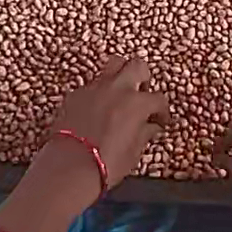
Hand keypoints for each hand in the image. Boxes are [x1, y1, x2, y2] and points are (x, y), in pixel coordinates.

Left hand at [17, 56, 169, 217]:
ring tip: (120, 94)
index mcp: (137, 103)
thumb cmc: (106, 162)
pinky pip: (91, 85)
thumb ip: (144, 133)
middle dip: (143, 76)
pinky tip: (96, 110)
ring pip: (112, 65)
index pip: (158, 99)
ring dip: (120, 75)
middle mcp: (118, 89)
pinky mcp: (76, 94)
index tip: (159, 120)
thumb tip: (151, 126)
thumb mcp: (134, 151)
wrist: (70, 166)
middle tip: (141, 93)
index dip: (162, 110)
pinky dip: (98, 93)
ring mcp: (95, 88)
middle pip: (137, 65)